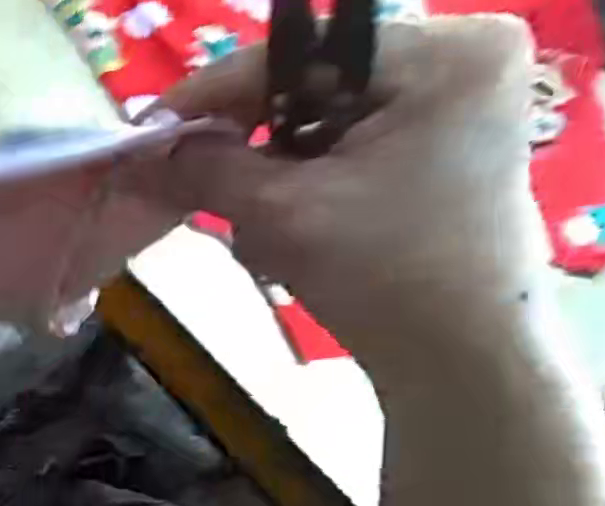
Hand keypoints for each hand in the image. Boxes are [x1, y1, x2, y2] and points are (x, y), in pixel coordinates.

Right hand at [151, 16, 546, 367]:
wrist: (456, 352)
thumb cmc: (383, 274)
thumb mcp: (284, 216)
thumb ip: (211, 172)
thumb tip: (148, 151)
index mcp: (443, 53)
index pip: (298, 54)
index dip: (212, 93)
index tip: (148, 127)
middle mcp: (455, 60)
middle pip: (308, 92)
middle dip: (249, 149)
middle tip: (194, 188)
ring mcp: (447, 109)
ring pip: (317, 131)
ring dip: (271, 184)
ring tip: (265, 238)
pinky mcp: (432, 153)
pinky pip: (338, 158)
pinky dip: (299, 196)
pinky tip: (292, 239)